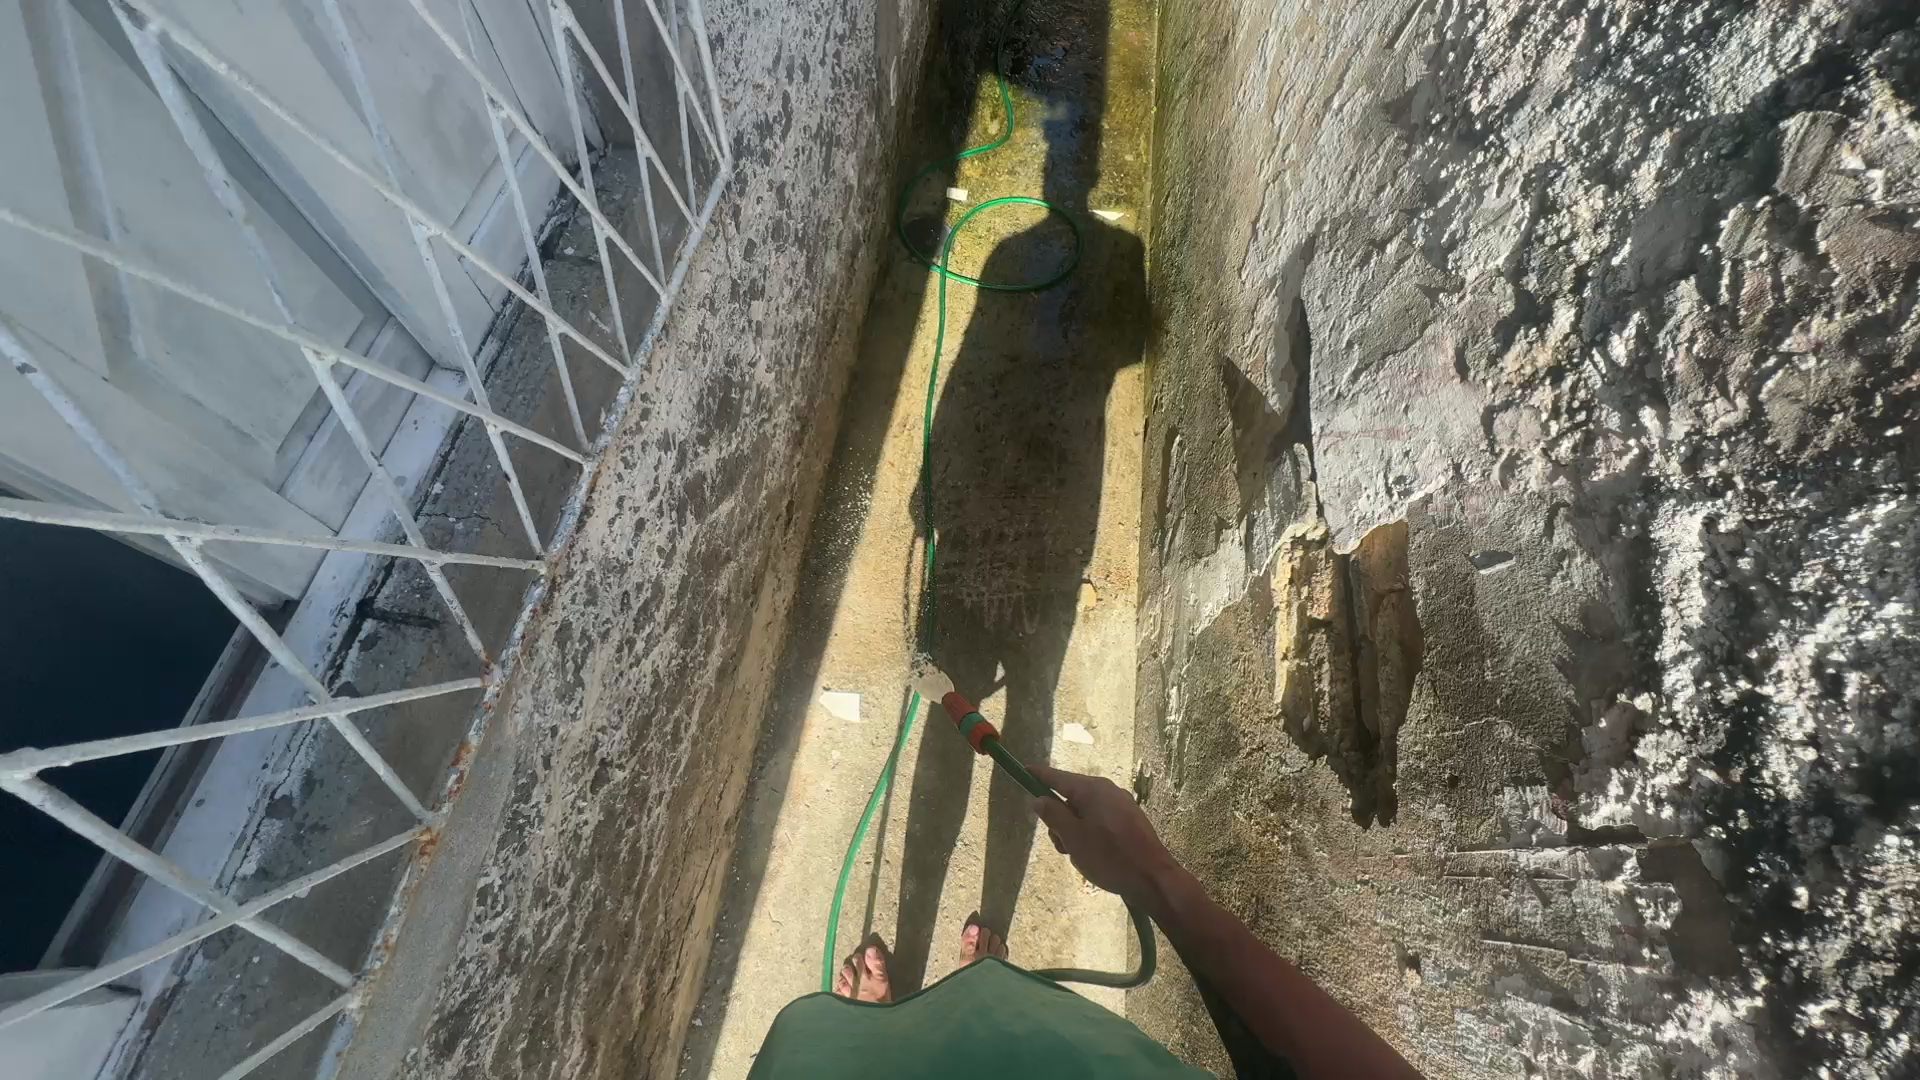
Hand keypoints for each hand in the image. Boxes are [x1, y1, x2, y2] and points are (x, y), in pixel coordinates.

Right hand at [1030, 763, 1178, 903]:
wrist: (1153, 879)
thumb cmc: (1109, 857)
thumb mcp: (1074, 838)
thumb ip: (1053, 815)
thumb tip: (1039, 799)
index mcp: (1092, 789)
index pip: (1057, 777)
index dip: (1039, 775)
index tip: (1023, 769)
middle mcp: (1107, 790)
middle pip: (1071, 797)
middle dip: (1060, 819)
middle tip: (1063, 845)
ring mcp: (1121, 804)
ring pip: (1085, 812)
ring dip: (1075, 831)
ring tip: (1081, 857)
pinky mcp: (1129, 820)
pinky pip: (1100, 820)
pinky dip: (1091, 834)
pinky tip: (1096, 857)